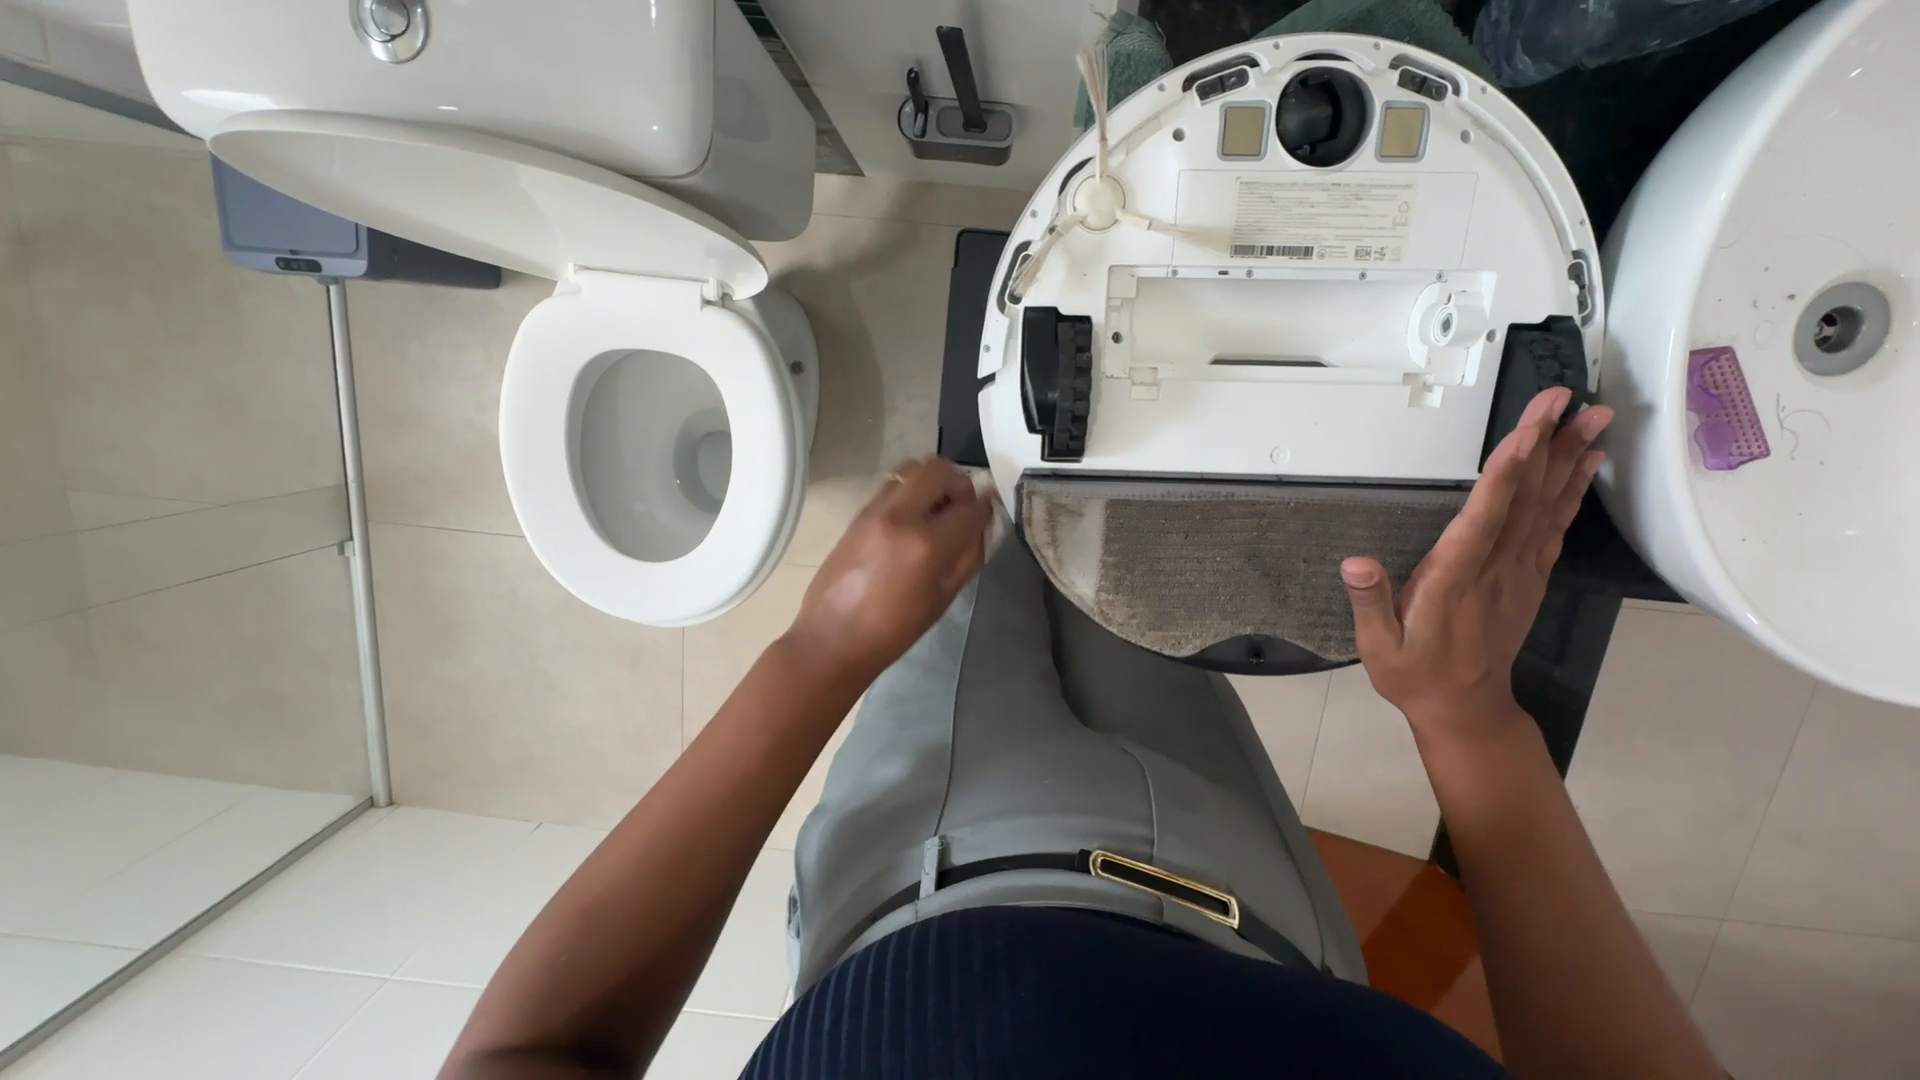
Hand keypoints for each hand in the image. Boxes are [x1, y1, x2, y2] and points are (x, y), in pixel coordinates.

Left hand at [783, 457, 996, 683]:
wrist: (832, 637)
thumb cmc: (894, 630)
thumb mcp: (943, 598)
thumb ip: (968, 557)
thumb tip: (982, 526)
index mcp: (926, 545)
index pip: (971, 508)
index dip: (986, 509)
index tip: (989, 514)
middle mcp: (900, 517)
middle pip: (939, 469)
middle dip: (959, 483)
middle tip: (961, 508)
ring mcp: (875, 511)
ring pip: (912, 468)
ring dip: (932, 482)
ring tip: (936, 510)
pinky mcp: (859, 513)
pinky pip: (893, 485)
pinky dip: (910, 491)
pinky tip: (912, 520)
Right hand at [1341, 387, 1612, 738]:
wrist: (1465, 707)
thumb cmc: (1414, 674)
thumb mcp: (1378, 647)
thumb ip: (1370, 603)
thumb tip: (1356, 562)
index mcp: (1454, 582)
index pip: (1483, 521)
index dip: (1503, 476)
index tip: (1524, 435)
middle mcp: (1495, 570)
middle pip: (1523, 500)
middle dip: (1544, 446)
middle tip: (1565, 400)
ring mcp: (1519, 572)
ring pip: (1547, 507)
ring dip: (1569, 460)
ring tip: (1592, 418)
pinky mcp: (1529, 577)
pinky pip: (1553, 526)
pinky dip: (1570, 492)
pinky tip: (1582, 465)